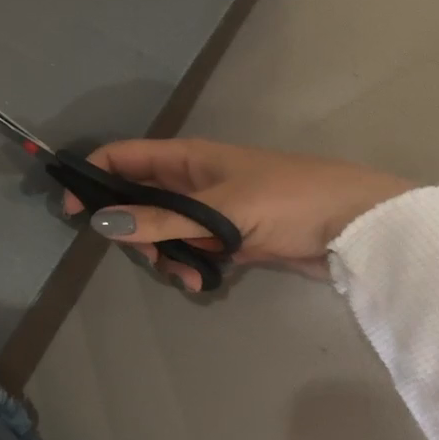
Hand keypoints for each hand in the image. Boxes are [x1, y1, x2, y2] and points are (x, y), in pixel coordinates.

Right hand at [64, 138, 415, 289]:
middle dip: (131, 229)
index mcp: (185, 159)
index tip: (73, 211)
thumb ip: (160, 220)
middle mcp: (190, 181)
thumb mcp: (219, 212)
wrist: (365, 228)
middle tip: (142, 253)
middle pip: (134, 199)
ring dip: (161, 253)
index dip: (91, 178)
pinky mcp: (229, 239)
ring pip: (160, 229)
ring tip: (183, 275)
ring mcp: (209, 211)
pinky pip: (188, 250)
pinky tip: (203, 281)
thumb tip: (102, 224)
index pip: (119, 158)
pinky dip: (188, 266)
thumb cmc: (289, 201)